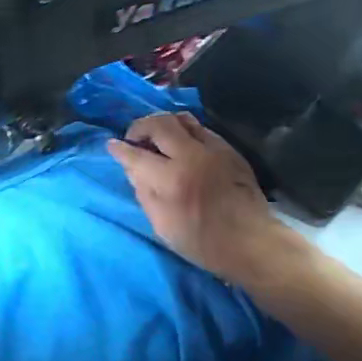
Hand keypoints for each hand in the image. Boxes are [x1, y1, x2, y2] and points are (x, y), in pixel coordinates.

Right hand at [107, 112, 302, 282]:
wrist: (249, 241)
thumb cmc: (201, 242)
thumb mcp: (162, 225)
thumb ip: (144, 193)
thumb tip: (133, 170)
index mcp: (171, 179)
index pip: (136, 155)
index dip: (120, 149)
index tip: (112, 146)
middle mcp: (191, 156)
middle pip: (159, 123)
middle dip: (140, 127)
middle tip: (135, 140)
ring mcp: (214, 149)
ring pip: (183, 119)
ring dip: (164, 125)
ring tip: (158, 139)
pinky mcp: (229, 150)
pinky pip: (202, 129)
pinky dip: (185, 132)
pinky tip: (182, 147)